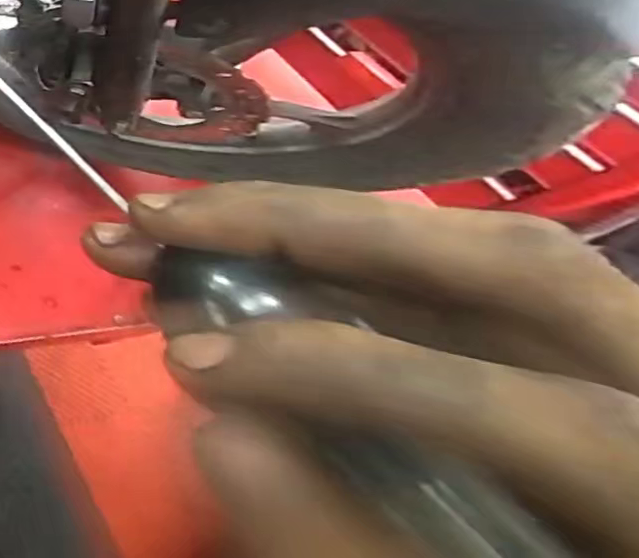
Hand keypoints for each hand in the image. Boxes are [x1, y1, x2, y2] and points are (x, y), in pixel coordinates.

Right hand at [82, 183, 638, 556]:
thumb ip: (356, 548)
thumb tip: (223, 439)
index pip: (540, 415)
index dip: (347, 376)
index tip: (192, 366)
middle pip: (505, 262)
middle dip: (296, 227)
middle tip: (151, 221)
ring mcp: (620, 347)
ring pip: (460, 240)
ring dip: (286, 218)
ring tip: (163, 220)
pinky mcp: (545, 336)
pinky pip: (429, 263)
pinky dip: (314, 244)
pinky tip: (227, 247)